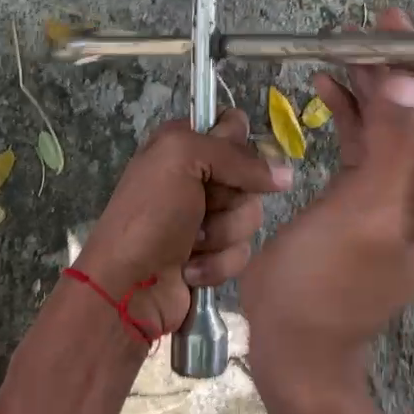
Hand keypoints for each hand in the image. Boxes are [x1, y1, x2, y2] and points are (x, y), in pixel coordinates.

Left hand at [74, 107, 291, 339]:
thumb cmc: (149, 214)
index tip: (229, 164)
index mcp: (183, 142)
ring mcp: (205, 217)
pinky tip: (190, 268)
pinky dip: (217, 262)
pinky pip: (242, 252)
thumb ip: (235, 155)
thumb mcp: (183, 160)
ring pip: (250, 216)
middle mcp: (196, 175)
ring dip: (223, 234)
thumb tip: (286, 175)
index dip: (238, 145)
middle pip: (250, 175)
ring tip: (193, 243)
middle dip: (231, 198)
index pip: (234, 127)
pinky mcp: (213, 254)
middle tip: (204, 208)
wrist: (126, 287)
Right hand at [241, 8, 413, 378]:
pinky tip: (327, 85)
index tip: (403, 25)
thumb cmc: (330, 283)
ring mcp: (392, 195)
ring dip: (366, 85)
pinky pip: (361, 143)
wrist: (293, 345)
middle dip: (392, 69)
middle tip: (364, 25)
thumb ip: (393, 143)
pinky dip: (347, 112)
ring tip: (339, 45)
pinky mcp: (360, 195)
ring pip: (386, 123)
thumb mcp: (365, 210)